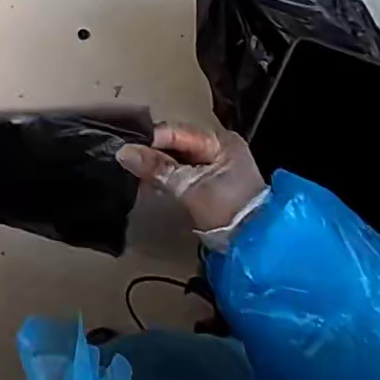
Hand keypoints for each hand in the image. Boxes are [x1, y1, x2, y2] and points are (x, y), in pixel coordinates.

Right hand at [117, 123, 269, 246]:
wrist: (254, 247)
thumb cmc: (227, 211)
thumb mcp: (190, 188)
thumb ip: (158, 168)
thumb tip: (125, 152)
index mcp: (222, 141)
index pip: (180, 132)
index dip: (152, 137)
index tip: (126, 144)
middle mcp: (221, 148)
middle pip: (179, 144)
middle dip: (153, 150)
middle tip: (126, 156)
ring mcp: (218, 166)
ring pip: (179, 158)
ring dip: (158, 165)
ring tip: (133, 169)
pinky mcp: (212, 184)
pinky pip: (184, 172)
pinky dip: (168, 176)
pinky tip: (149, 181)